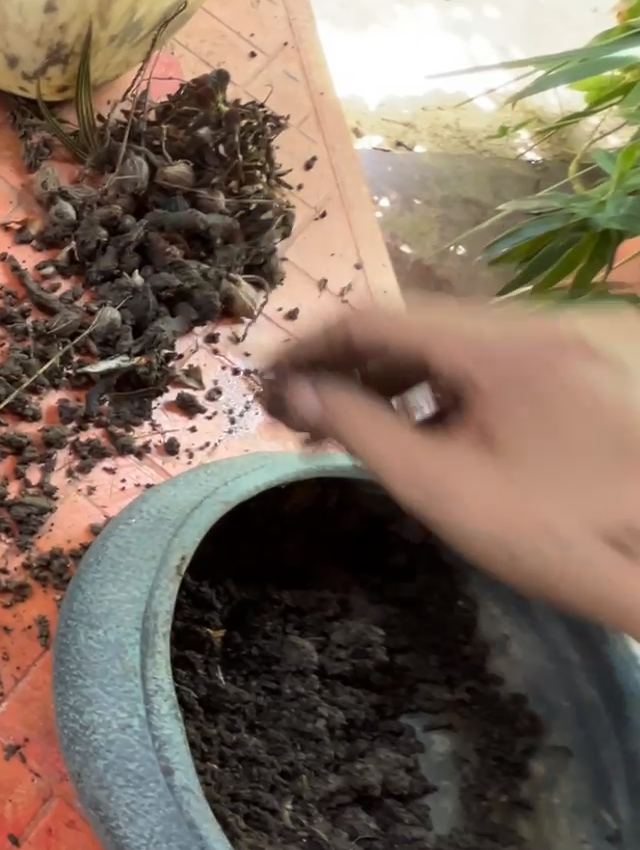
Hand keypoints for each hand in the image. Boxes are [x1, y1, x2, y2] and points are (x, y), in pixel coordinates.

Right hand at [264, 304, 639, 634]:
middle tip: (293, 413)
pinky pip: (485, 360)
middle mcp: (548, 325)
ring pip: (446, 344)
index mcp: (509, 348)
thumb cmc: (552, 529)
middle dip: (341, 367)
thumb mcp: (432, 480)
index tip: (263, 379)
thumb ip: (353, 426)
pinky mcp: (586, 364)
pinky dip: (430, 386)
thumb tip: (289, 393)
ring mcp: (575, 341)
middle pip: (411, 328)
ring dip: (381, 379)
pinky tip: (408, 425)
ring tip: (342, 425)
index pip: (375, 319)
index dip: (306, 346)